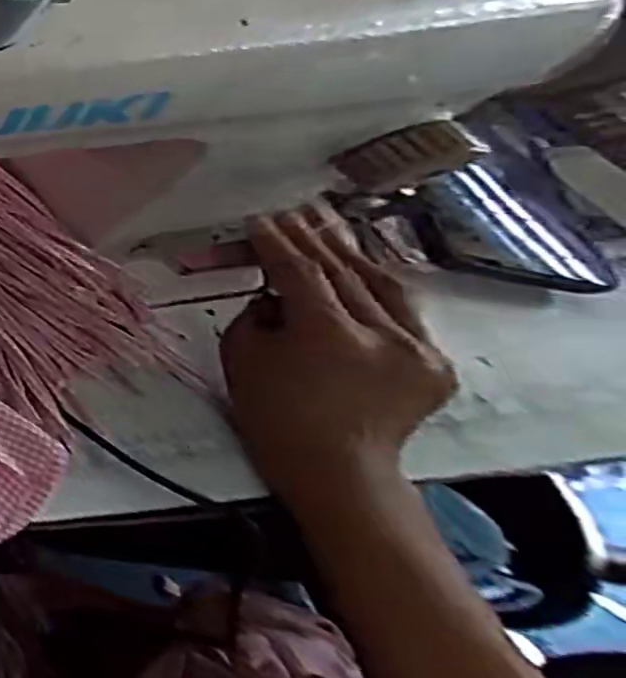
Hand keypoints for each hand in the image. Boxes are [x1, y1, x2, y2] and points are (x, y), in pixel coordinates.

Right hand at [221, 208, 456, 505]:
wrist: (332, 463)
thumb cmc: (271, 410)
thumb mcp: (242, 352)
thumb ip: (258, 312)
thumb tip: (276, 292)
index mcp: (327, 336)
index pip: (299, 273)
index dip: (276, 244)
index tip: (260, 221)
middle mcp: (383, 337)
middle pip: (343, 274)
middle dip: (312, 241)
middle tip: (291, 214)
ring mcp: (418, 350)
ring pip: (382, 286)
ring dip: (349, 255)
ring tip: (325, 228)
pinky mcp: (435, 363)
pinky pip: (402, 311)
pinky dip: (376, 286)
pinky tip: (358, 268)